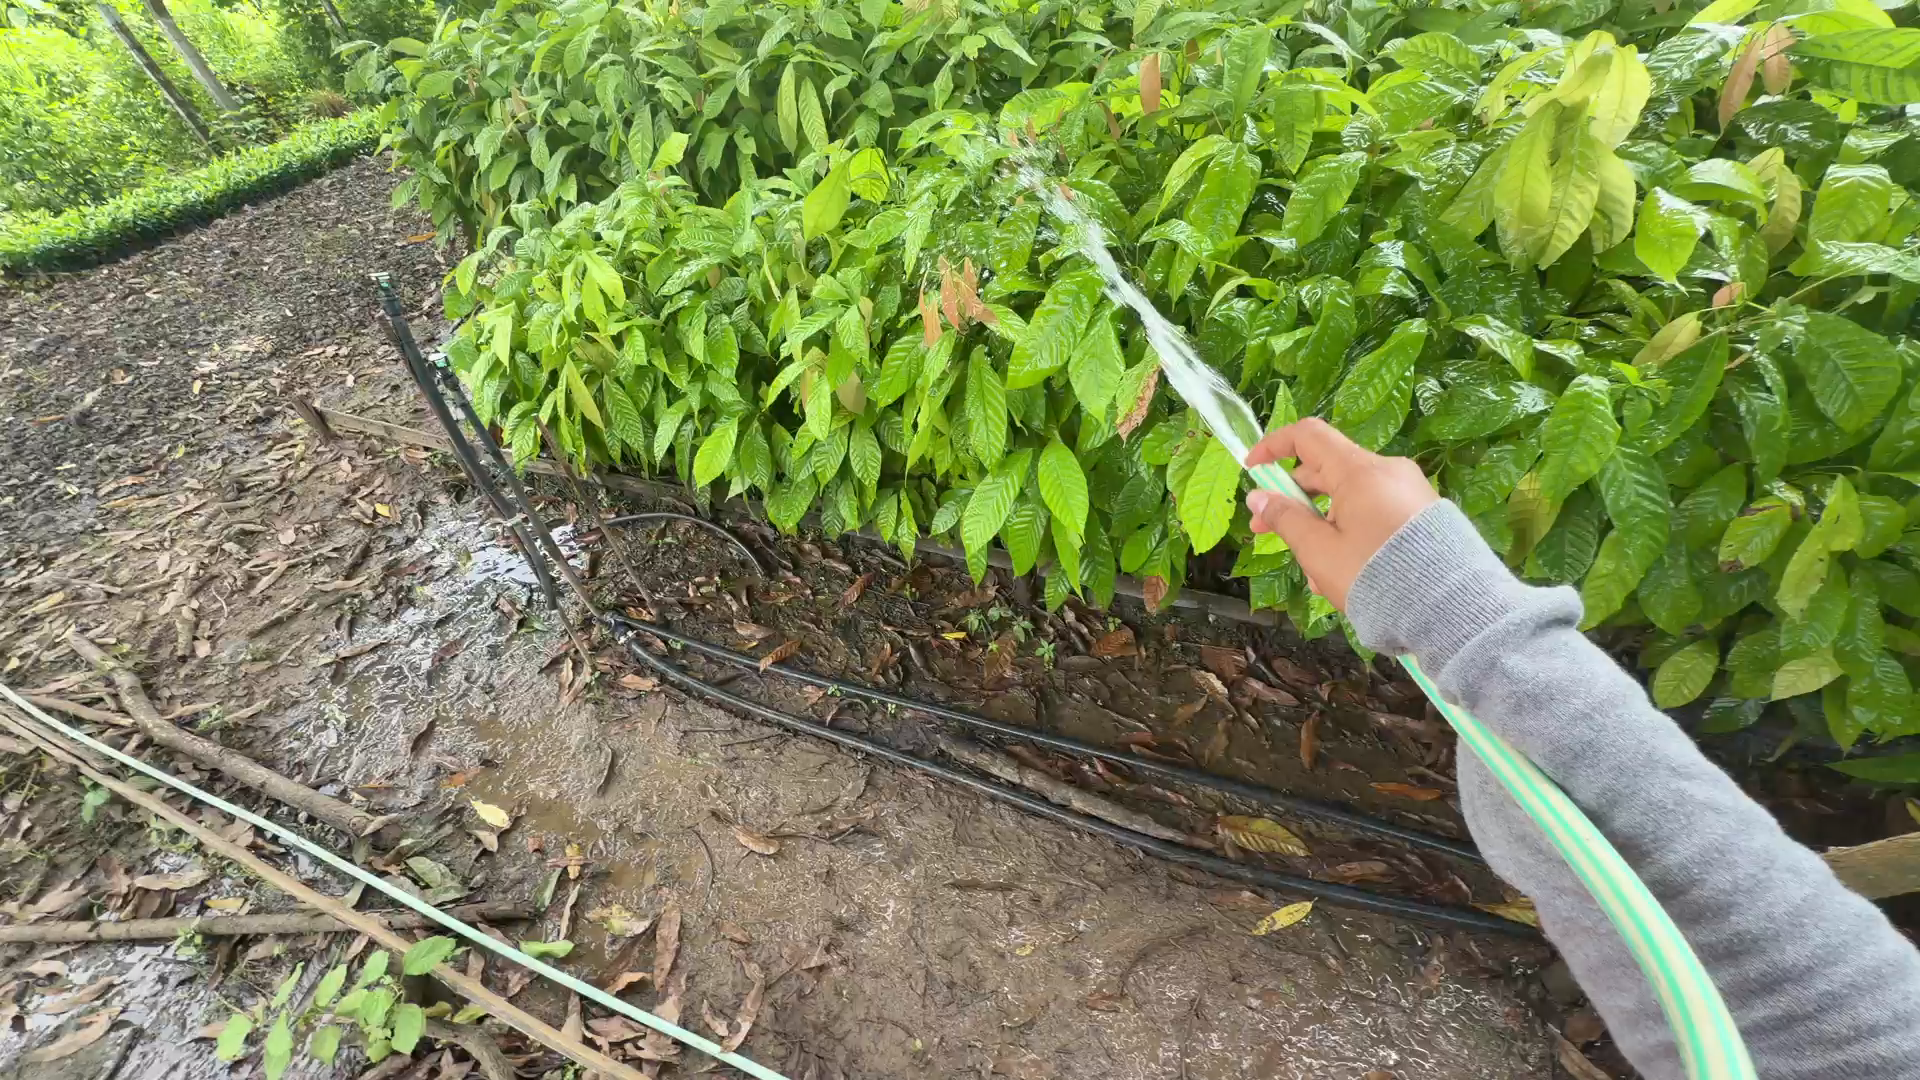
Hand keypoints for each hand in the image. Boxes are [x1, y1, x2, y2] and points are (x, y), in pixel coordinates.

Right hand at [1243, 418, 1438, 612]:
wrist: (1452, 609)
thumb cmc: (1374, 574)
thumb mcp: (1318, 550)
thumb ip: (1285, 518)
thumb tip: (1259, 496)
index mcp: (1360, 472)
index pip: (1308, 436)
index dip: (1273, 446)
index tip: (1251, 468)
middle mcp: (1388, 472)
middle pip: (1326, 471)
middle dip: (1291, 499)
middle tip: (1264, 531)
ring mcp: (1409, 494)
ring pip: (1348, 498)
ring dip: (1319, 525)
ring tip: (1312, 572)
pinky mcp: (1423, 516)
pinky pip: (1373, 513)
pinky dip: (1348, 532)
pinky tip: (1342, 572)